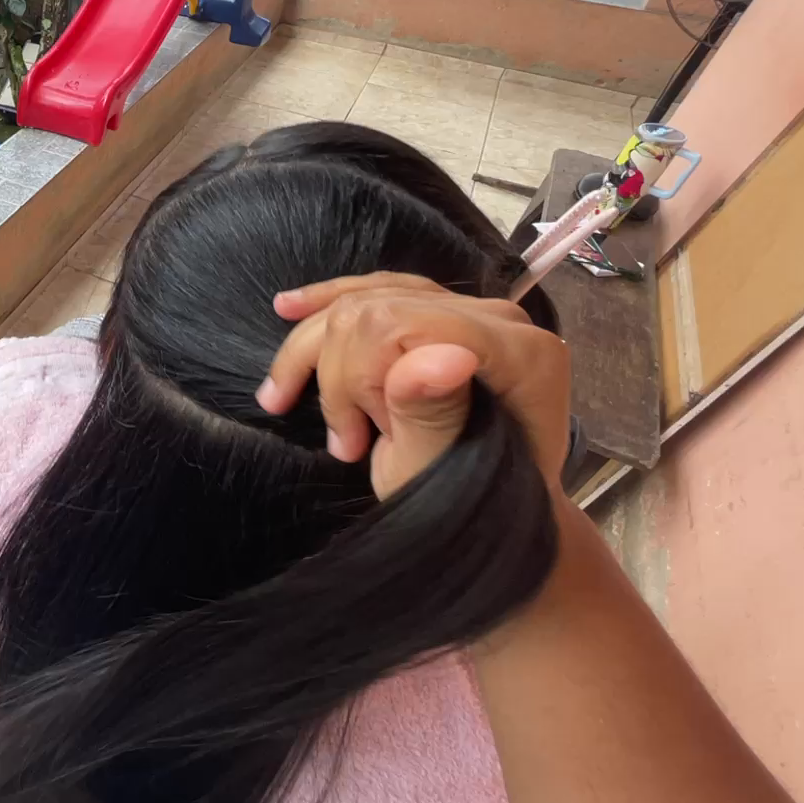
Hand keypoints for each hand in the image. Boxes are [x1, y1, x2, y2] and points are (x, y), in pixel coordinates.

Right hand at [254, 273, 570, 497]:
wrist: (479, 511)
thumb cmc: (461, 501)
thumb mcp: (436, 471)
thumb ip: (435, 413)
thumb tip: (440, 355)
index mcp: (515, 354)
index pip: (401, 322)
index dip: (359, 375)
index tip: (362, 438)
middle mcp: (497, 319)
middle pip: (373, 309)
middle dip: (338, 377)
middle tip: (348, 441)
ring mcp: (466, 313)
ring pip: (358, 302)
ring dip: (316, 360)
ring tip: (315, 416)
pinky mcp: (436, 315)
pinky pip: (368, 291)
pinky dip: (321, 304)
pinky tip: (288, 309)